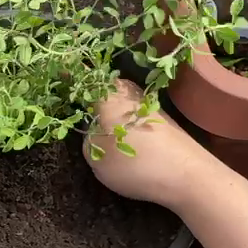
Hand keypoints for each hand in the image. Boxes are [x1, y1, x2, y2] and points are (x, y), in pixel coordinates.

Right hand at [82, 81, 224, 211]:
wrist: (189, 176)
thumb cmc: (135, 165)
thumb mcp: (96, 159)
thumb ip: (88, 140)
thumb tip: (94, 130)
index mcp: (108, 98)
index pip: (85, 80)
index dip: (71, 75)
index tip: (59, 72)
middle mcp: (129, 94)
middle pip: (106, 84)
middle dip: (92, 88)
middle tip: (79, 98)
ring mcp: (149, 104)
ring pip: (122, 96)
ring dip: (110, 102)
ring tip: (98, 117)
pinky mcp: (163, 119)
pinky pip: (135, 110)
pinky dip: (125, 115)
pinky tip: (124, 132)